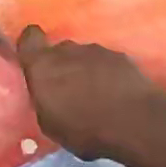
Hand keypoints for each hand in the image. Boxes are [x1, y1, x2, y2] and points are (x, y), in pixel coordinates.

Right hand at [17, 26, 165, 161]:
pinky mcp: (121, 57)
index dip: (32, 45)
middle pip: (59, 50)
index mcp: (42, 65)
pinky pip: (107, 64)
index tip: (36, 60)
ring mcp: (96, 50)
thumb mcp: (50, 125)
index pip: (29, 37)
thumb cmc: (84, 128)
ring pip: (84, 57)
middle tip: (69, 92)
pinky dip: (108, 76)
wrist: (135, 123)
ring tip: (98, 97)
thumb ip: (44, 100)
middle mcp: (66, 49)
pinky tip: (117, 97)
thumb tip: (47, 94)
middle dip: (62, 66)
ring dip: (86, 71)